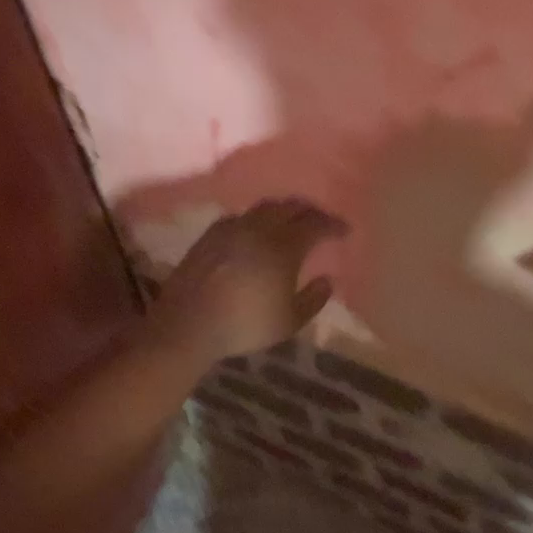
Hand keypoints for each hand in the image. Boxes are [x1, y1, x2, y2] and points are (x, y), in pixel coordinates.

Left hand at [148, 198, 347, 362]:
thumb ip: (313, 299)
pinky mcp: (211, 234)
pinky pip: (241, 216)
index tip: (345, 230)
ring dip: (284, 211)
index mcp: (284, 247)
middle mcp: (260, 228)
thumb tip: (327, 279)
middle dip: (310, 212)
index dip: (333, 224)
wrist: (188, 324)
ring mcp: (232, 228)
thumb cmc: (245, 325)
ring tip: (291, 222)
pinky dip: (257, 219)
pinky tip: (256, 231)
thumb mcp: (289, 321)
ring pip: (265, 208)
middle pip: (291, 207)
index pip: (315, 223)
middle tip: (321, 222)